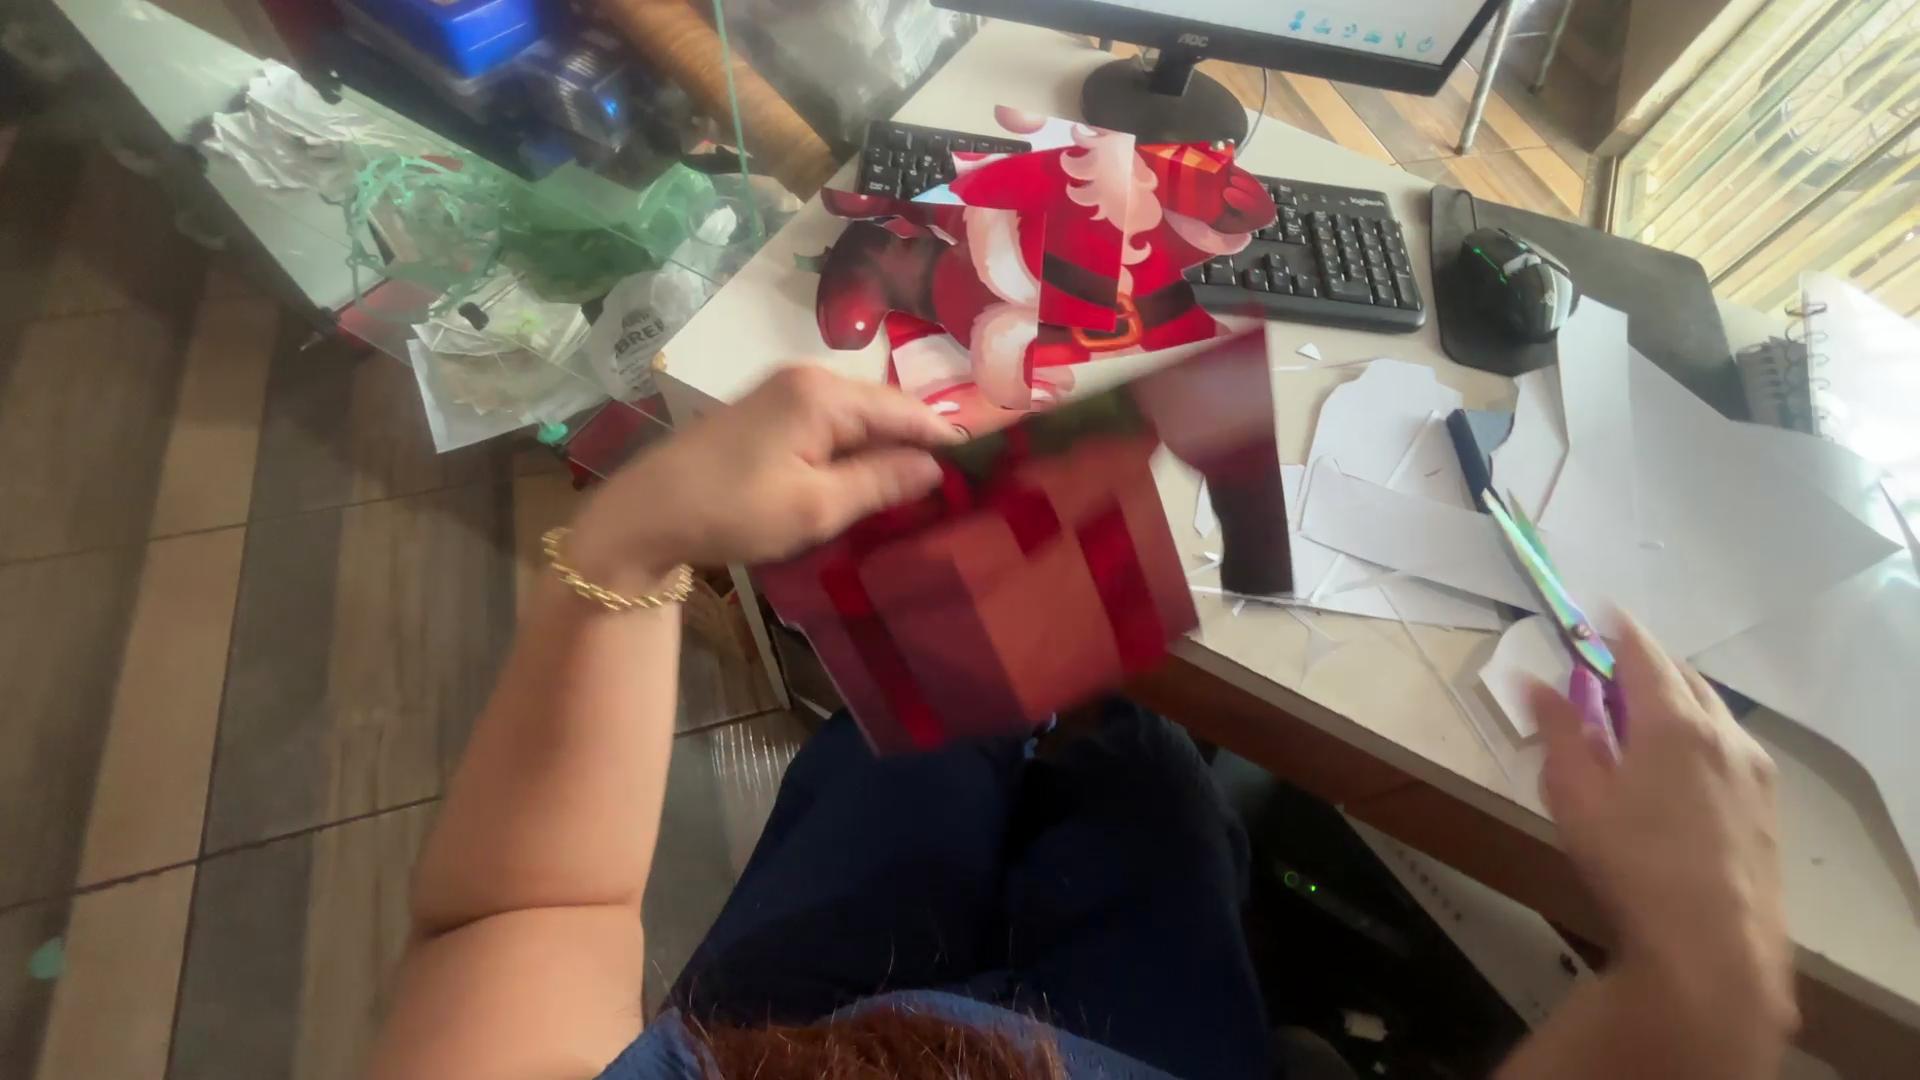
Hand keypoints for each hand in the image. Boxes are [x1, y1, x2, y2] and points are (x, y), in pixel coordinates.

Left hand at [568, 366, 959, 590]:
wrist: (649, 512)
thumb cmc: (735, 511)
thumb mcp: (816, 507)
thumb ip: (880, 482)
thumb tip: (934, 467)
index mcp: (824, 395)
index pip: (904, 410)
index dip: (943, 434)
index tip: (980, 457)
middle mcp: (808, 378)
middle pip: (882, 407)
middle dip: (917, 438)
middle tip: (954, 473)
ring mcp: (785, 389)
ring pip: (858, 414)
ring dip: (886, 443)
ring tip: (921, 475)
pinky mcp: (770, 408)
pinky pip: (832, 420)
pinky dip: (856, 444)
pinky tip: (869, 468)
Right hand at [1528, 615, 1796, 1041]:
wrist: (1711, 942)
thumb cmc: (1627, 856)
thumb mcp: (1572, 788)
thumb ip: (1557, 727)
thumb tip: (1533, 679)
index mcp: (1675, 725)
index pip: (1645, 655)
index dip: (1618, 627)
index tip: (1598, 606)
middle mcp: (1725, 736)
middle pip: (1683, 677)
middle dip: (1642, 659)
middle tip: (1600, 660)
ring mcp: (1753, 770)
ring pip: (1709, 709)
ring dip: (1668, 694)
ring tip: (1627, 707)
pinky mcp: (1764, 801)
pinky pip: (1724, 740)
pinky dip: (1690, 725)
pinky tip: (1663, 754)